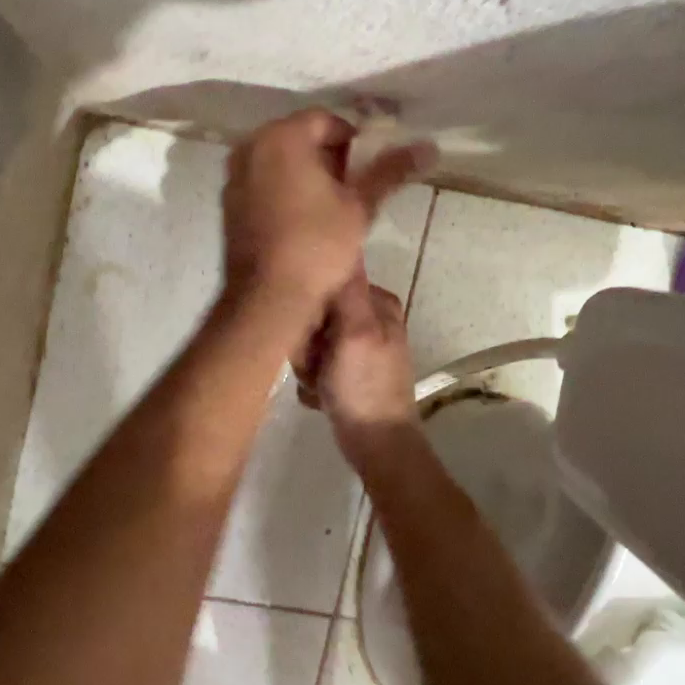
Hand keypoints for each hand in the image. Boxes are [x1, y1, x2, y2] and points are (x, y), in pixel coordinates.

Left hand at [221, 109, 434, 311]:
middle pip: (299, 138)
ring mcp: (234, 176)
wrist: (268, 297)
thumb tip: (428, 147)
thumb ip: (390, 171)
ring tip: (332, 206)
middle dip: (329, 157)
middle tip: (353, 188)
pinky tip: (303, 220)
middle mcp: (250, 148)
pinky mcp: (228, 204)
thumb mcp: (359, 206)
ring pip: (279, 161)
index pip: (326, 121)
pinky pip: (262, 183)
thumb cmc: (317, 246)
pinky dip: (284, 190)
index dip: (353, 141)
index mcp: (281, 137)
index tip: (368, 169)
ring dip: (306, 174)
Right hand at [295, 273, 420, 447]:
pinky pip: (314, 365)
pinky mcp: (347, 372)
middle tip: (314, 366)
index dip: (310, 308)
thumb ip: (347, 288)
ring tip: (318, 383)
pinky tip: (321, 395)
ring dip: (307, 365)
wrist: (377, 445)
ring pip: (310, 342)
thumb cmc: (364, 386)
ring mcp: (357, 346)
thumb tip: (340, 240)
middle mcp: (369, 317)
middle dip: (307, 342)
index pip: (326, 284)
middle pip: (315, 314)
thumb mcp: (355, 330)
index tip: (311, 334)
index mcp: (376, 301)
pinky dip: (314, 381)